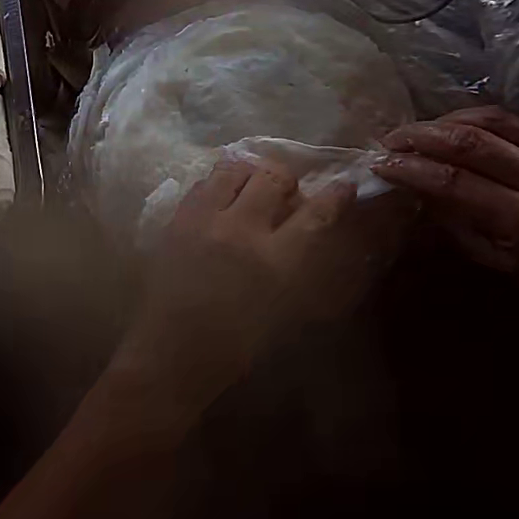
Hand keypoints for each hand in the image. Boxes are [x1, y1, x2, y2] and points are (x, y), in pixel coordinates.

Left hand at [117, 158, 369, 405]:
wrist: (174, 349)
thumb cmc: (237, 342)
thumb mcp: (284, 305)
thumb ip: (298, 261)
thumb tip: (307, 225)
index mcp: (276, 261)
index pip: (315, 215)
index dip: (335, 196)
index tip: (344, 185)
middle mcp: (241, 230)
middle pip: (272, 176)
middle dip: (286, 180)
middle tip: (285, 195)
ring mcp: (204, 219)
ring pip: (234, 169)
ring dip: (250, 175)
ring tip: (250, 190)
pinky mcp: (177, 219)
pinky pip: (202, 183)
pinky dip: (218, 184)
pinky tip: (220, 200)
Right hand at [373, 106, 518, 288]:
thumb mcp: (493, 263)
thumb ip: (454, 220)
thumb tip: (414, 186)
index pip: (456, 182)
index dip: (411, 169)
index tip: (378, 165)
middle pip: (472, 143)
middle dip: (420, 138)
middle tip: (387, 142)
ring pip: (492, 123)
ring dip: (442, 123)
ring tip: (411, 132)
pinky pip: (513, 121)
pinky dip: (472, 117)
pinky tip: (447, 125)